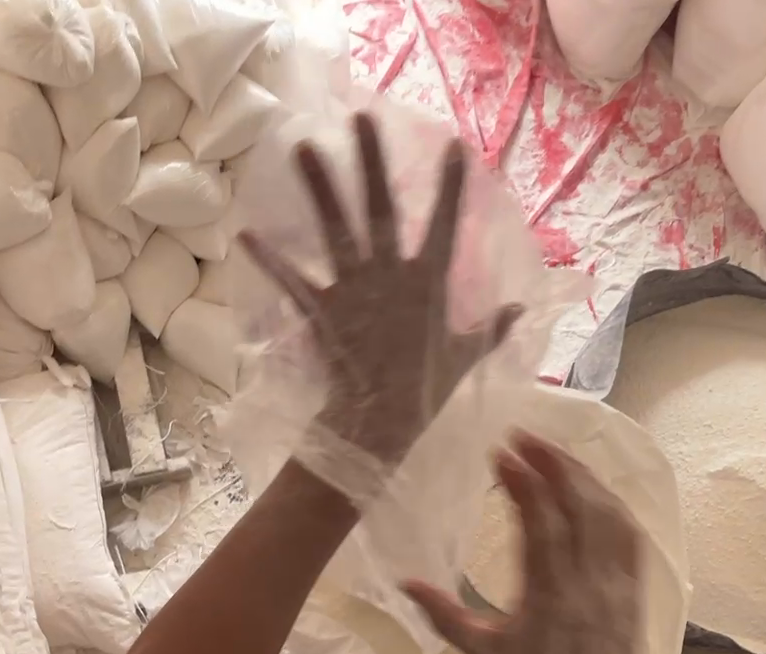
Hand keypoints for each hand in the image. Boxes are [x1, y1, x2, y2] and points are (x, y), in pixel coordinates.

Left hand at [238, 112, 522, 466]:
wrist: (381, 422)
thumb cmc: (425, 392)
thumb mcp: (465, 358)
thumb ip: (491, 330)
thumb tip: (519, 310)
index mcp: (428, 283)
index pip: (446, 224)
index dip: (451, 185)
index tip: (453, 145)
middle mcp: (389, 274)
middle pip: (380, 209)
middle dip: (370, 162)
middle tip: (361, 119)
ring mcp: (352, 289)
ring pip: (335, 229)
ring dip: (319, 188)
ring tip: (303, 147)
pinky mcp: (322, 309)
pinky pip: (292, 281)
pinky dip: (270, 261)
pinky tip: (246, 235)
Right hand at [404, 433, 659, 653]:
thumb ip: (443, 615)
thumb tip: (404, 582)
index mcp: (549, 592)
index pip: (540, 521)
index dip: (522, 481)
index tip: (500, 453)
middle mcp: (588, 576)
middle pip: (577, 503)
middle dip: (551, 462)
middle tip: (523, 436)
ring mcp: (616, 578)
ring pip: (606, 510)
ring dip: (580, 474)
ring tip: (553, 452)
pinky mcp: (633, 583)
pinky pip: (627, 530)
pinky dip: (609, 500)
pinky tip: (592, 486)